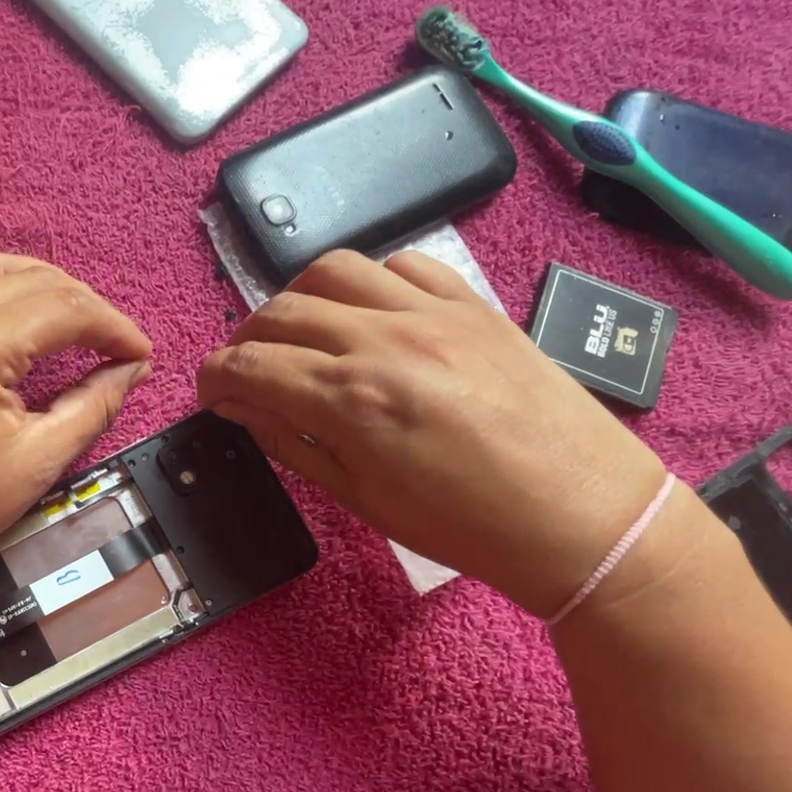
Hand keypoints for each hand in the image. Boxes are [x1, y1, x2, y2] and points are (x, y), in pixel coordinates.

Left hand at [0, 251, 152, 591]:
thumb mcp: (37, 461)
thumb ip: (93, 406)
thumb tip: (131, 370)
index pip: (65, 310)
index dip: (113, 327)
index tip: (139, 353)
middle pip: (36, 282)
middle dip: (88, 307)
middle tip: (116, 344)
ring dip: (44, 283)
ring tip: (77, 317)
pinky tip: (4, 286)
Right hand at [197, 249, 671, 615]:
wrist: (581, 515)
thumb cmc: (462, 525)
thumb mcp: (359, 497)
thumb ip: (291, 441)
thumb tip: (241, 407)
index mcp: (351, 400)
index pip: (250, 365)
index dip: (214, 378)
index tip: (210, 394)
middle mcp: (385, 341)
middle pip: (280, 311)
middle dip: (244, 340)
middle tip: (244, 372)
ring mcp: (434, 313)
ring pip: (333, 269)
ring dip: (295, 298)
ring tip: (296, 334)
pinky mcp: (474, 304)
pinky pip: (402, 265)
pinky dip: (364, 283)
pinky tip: (362, 315)